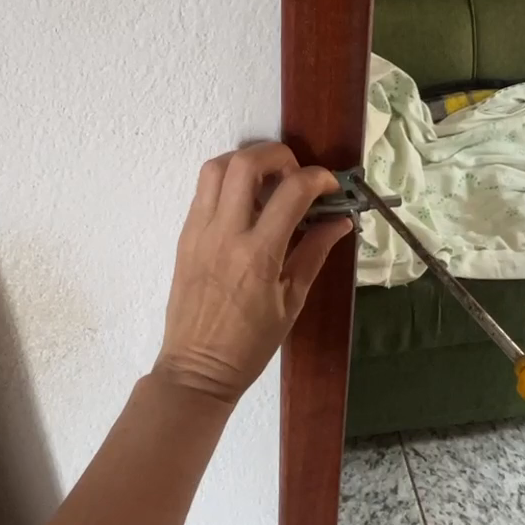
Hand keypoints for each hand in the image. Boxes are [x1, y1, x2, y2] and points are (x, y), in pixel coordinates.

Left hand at [154, 143, 347, 403]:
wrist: (196, 368)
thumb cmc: (250, 343)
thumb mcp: (293, 301)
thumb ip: (315, 252)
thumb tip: (340, 220)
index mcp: (258, 254)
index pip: (291, 192)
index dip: (318, 179)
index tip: (330, 187)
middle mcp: (225, 233)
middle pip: (246, 162)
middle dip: (279, 155)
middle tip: (296, 175)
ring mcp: (199, 230)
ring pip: (217, 167)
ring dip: (247, 161)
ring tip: (268, 180)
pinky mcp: (185, 234)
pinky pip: (204, 190)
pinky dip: (228, 181)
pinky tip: (246, 201)